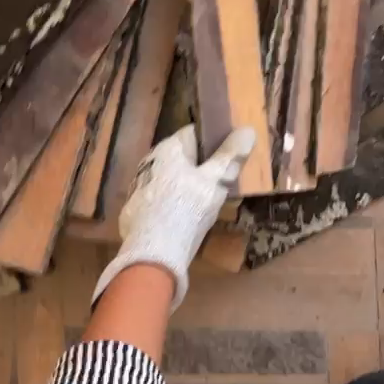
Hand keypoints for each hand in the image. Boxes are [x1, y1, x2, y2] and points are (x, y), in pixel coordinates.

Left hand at [92, 126, 255, 311]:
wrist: (153, 253)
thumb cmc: (187, 209)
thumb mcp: (216, 181)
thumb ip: (230, 155)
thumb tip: (247, 129)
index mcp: (169, 148)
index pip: (195, 132)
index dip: (216, 139)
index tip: (232, 153)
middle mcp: (151, 160)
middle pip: (184, 156)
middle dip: (204, 164)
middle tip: (225, 179)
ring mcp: (140, 184)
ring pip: (172, 177)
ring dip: (189, 183)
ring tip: (208, 199)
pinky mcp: (136, 208)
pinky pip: (162, 197)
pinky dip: (175, 202)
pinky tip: (186, 216)